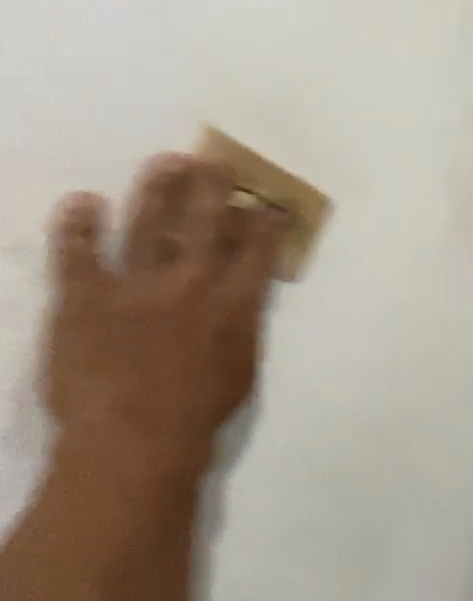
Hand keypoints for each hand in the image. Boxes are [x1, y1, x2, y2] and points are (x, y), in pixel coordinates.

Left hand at [40, 153, 282, 469]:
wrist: (133, 438)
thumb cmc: (200, 409)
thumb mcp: (242, 362)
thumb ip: (241, 322)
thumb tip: (240, 296)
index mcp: (237, 300)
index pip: (257, 248)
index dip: (264, 220)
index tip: (265, 200)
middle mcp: (192, 284)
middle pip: (205, 225)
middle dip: (213, 190)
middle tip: (215, 162)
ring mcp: (135, 289)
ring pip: (148, 228)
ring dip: (157, 192)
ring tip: (164, 162)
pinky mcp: (82, 302)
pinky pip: (78, 257)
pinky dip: (79, 227)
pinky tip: (82, 201)